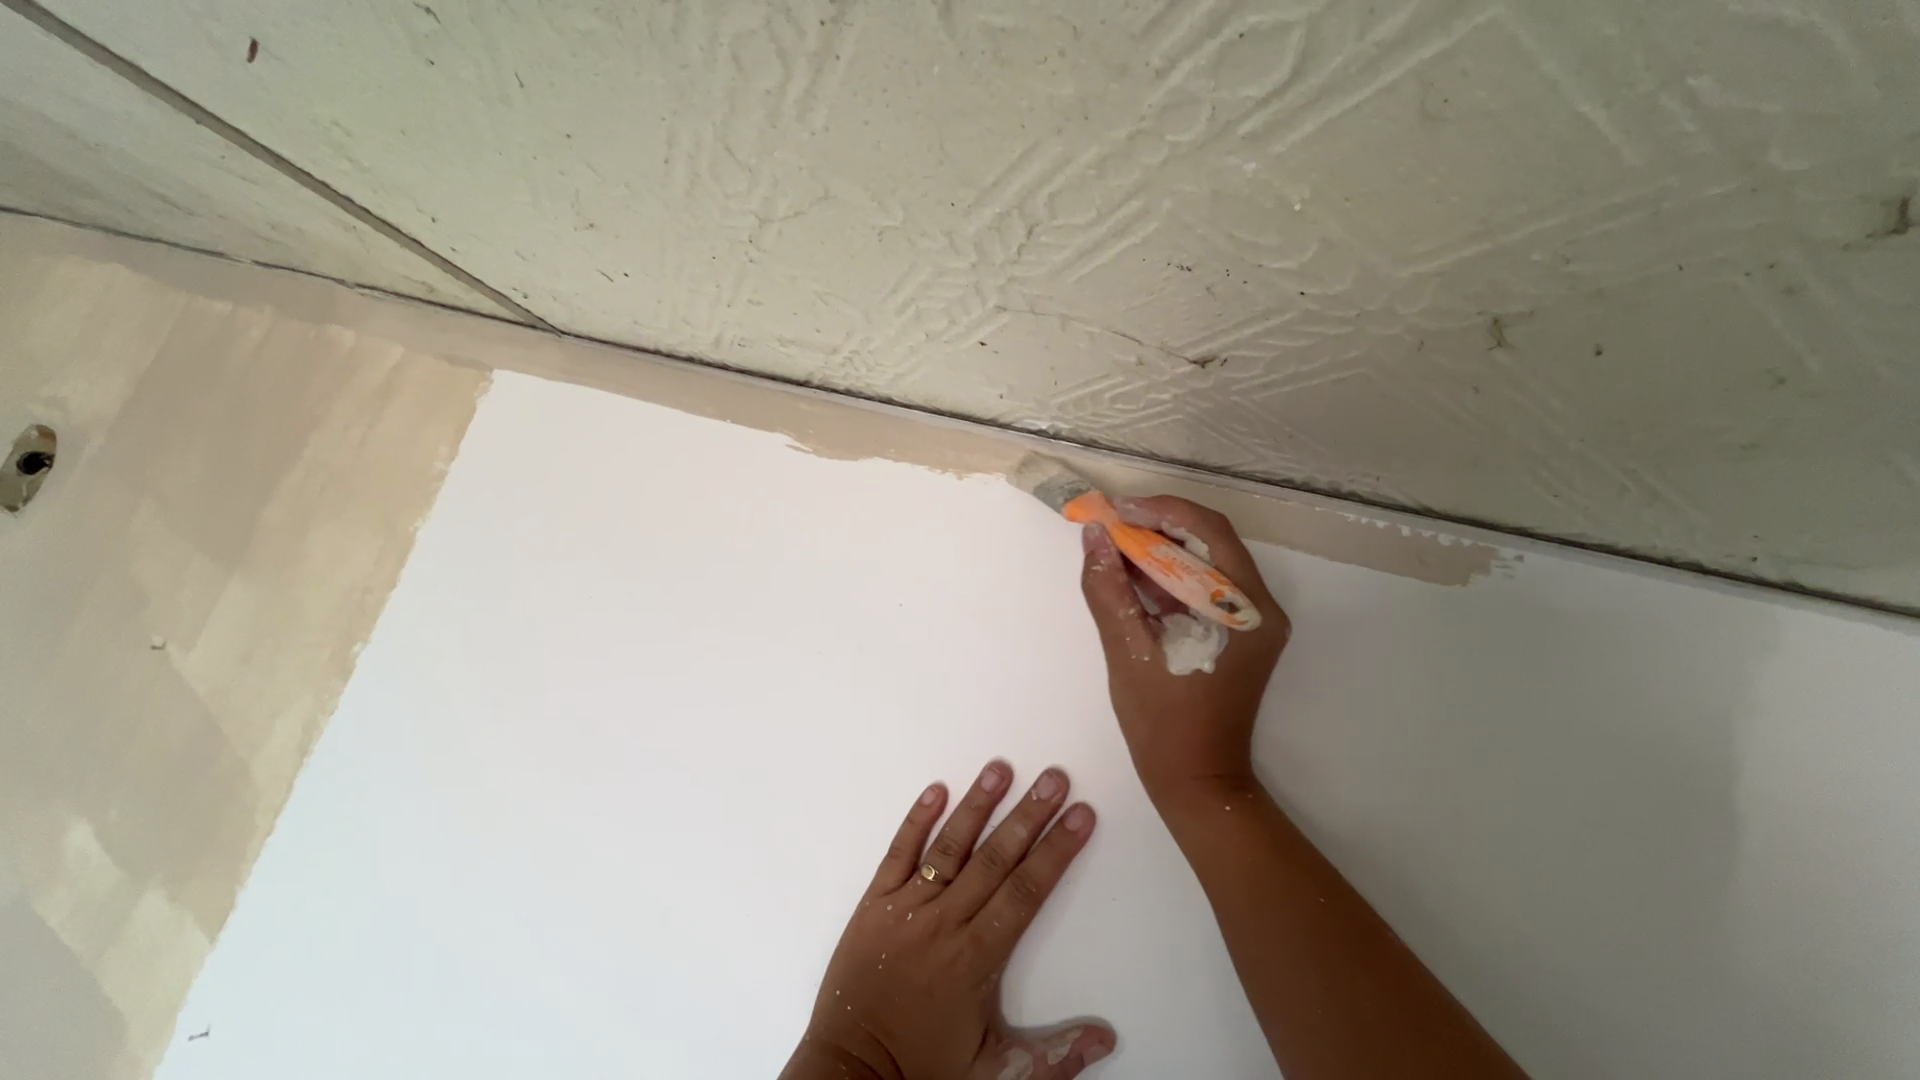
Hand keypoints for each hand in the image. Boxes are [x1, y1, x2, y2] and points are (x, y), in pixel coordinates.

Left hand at [782, 761, 1114, 1079]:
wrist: (851, 1070)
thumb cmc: (923, 1067)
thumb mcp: (992, 1070)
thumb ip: (1051, 1055)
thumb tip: (1106, 1040)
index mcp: (974, 957)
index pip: (1025, 892)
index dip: (1056, 852)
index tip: (1080, 817)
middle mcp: (943, 922)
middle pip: (994, 859)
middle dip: (1029, 816)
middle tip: (1055, 779)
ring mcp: (905, 907)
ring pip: (949, 848)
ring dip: (976, 806)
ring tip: (1000, 769)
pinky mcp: (874, 903)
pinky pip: (897, 854)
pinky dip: (916, 821)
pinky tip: (936, 790)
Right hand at [1078, 497, 1290, 805]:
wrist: (1196, 781)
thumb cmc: (1163, 724)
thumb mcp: (1127, 652)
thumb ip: (1108, 588)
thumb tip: (1093, 535)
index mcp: (1246, 610)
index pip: (1209, 532)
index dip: (1160, 511)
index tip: (1115, 510)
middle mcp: (1261, 608)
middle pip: (1210, 543)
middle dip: (1157, 527)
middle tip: (1110, 524)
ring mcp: (1252, 622)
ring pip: (1206, 563)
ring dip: (1161, 550)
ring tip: (1114, 545)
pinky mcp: (1238, 635)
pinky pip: (1203, 589)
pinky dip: (1168, 577)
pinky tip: (1132, 577)